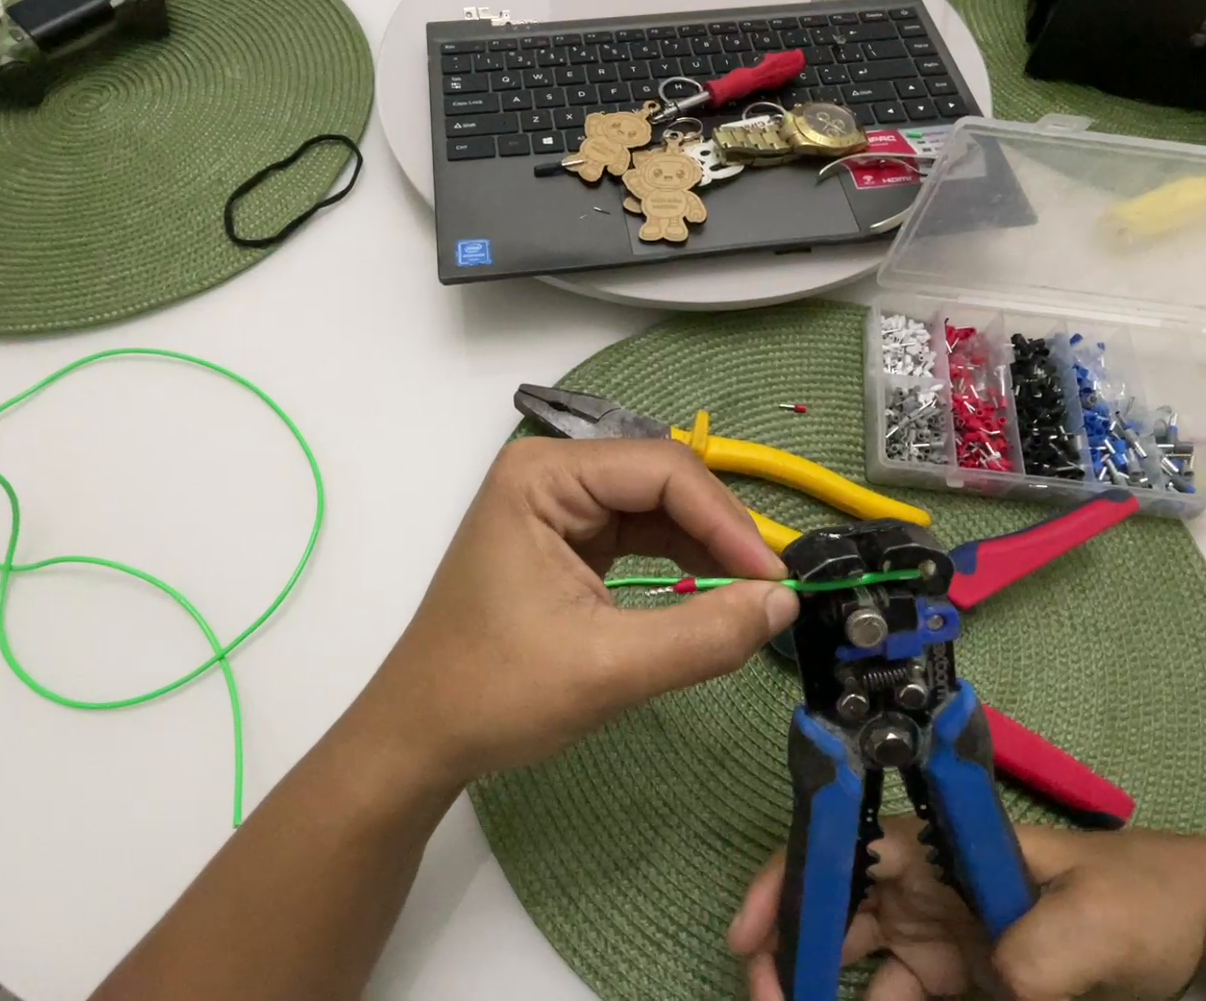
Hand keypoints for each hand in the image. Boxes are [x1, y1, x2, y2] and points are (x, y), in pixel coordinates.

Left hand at [353, 437, 800, 788]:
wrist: (421, 735)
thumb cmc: (496, 693)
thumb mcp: (609, 667)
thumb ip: (704, 634)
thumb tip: (784, 604)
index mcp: (543, 476)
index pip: (662, 470)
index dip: (727, 521)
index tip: (773, 581)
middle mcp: (549, 473)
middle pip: (661, 482)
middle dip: (718, 534)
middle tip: (767, 593)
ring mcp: (555, 504)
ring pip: (655, 509)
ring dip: (704, 549)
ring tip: (746, 597)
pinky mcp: (563, 539)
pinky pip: (637, 536)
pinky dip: (678, 562)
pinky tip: (707, 592)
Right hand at [729, 817, 1205, 1000]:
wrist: (1183, 929)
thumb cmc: (1134, 897)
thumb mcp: (1095, 918)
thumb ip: (1041, 949)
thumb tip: (995, 983)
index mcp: (935, 848)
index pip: (843, 850)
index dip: (786, 881)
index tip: (747, 935)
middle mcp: (919, 883)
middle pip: (831, 905)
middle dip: (787, 944)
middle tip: (762, 997)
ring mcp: (932, 931)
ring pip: (851, 956)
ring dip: (815, 985)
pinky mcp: (952, 976)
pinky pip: (892, 997)